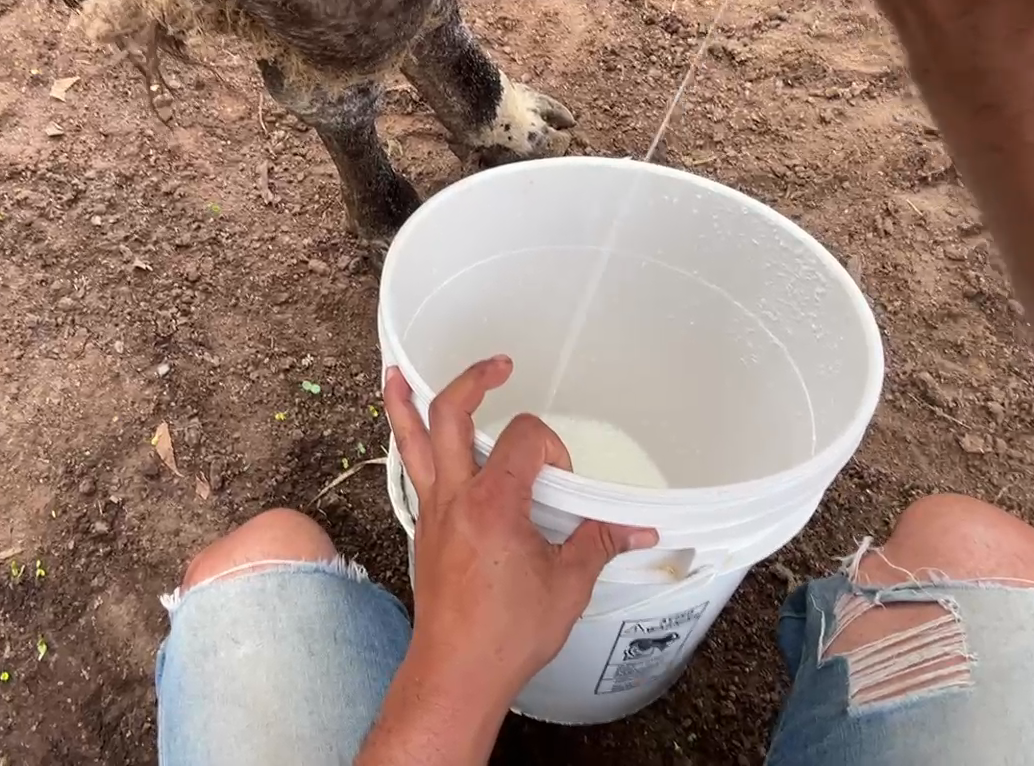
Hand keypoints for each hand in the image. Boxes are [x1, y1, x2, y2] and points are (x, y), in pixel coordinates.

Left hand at [384, 359, 656, 711]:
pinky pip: (410, 466)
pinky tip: (410, 429)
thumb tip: (636, 529)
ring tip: (397, 371)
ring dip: (404, 400)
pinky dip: (406, 438)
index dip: (551, 446)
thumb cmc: (505, 633)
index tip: (562, 478)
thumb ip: (599, 543)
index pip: (524, 438)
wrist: (456, 669)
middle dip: (474, 379)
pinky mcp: (425, 520)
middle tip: (499, 365)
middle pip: (451, 414)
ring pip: (411, 438)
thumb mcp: (566, 586)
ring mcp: (434, 505)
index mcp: (494, 503)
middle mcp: (456, 494)